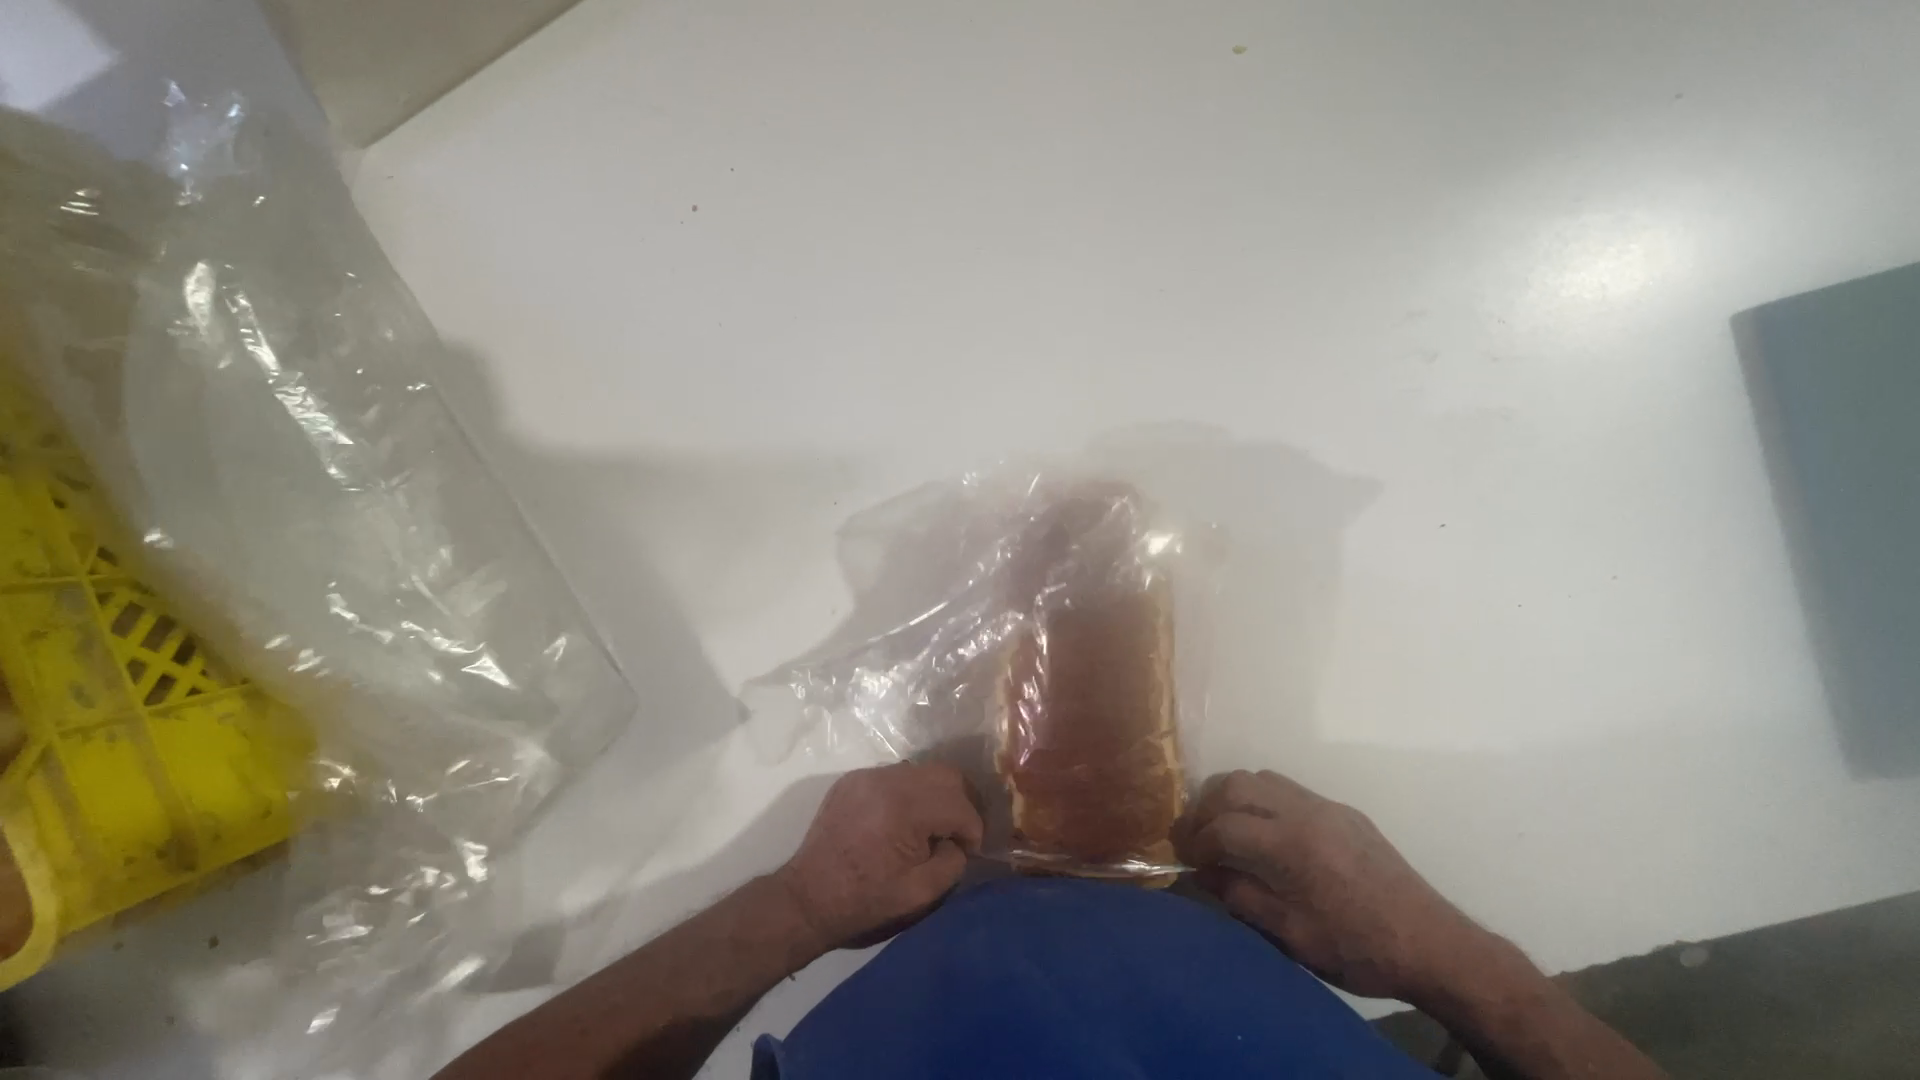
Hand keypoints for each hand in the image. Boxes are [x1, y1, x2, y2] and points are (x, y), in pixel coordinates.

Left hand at [775, 763, 984, 951]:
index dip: (973, 828)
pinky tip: (902, 820)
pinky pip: (894, 776)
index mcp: (905, 808)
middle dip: (961, 801)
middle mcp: (887, 781)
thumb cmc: (865, 900)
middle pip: (945, 774)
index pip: (958, 804)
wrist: (808, 898)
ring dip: (935, 795)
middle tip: (960, 831)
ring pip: (921, 771)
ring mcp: (867, 776)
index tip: (970, 850)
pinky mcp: (852, 780)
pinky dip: (908, 793)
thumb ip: (953, 862)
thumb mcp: (921, 893)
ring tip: (932, 826)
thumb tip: (957, 842)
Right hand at [1175, 769, 1500, 1006]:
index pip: (1224, 827)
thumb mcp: (1293, 936)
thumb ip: (1241, 897)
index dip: (1195, 841)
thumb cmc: (1359, 949)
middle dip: (1204, 807)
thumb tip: (1201, 874)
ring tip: (1220, 828)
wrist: (1434, 946)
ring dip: (1231, 796)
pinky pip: (1288, 788)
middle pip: (1236, 785)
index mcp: (1293, 846)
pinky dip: (1260, 799)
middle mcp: (1307, 813)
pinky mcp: (1343, 812)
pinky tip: (1260, 830)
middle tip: (1191, 836)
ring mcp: (1327, 807)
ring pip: (1261, 778)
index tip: (1181, 858)